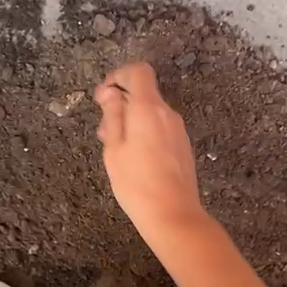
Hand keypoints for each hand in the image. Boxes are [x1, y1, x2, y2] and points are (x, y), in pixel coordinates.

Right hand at [95, 62, 207, 228]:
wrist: (173, 214)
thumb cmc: (137, 184)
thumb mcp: (114, 149)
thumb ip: (112, 115)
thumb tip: (111, 92)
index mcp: (148, 109)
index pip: (138, 71)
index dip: (118, 76)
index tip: (103, 97)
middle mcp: (167, 114)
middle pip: (144, 93)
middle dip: (121, 104)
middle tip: (104, 130)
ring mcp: (178, 131)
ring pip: (151, 113)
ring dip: (132, 121)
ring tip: (117, 149)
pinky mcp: (182, 147)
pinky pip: (160, 129)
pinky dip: (145, 133)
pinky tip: (135, 159)